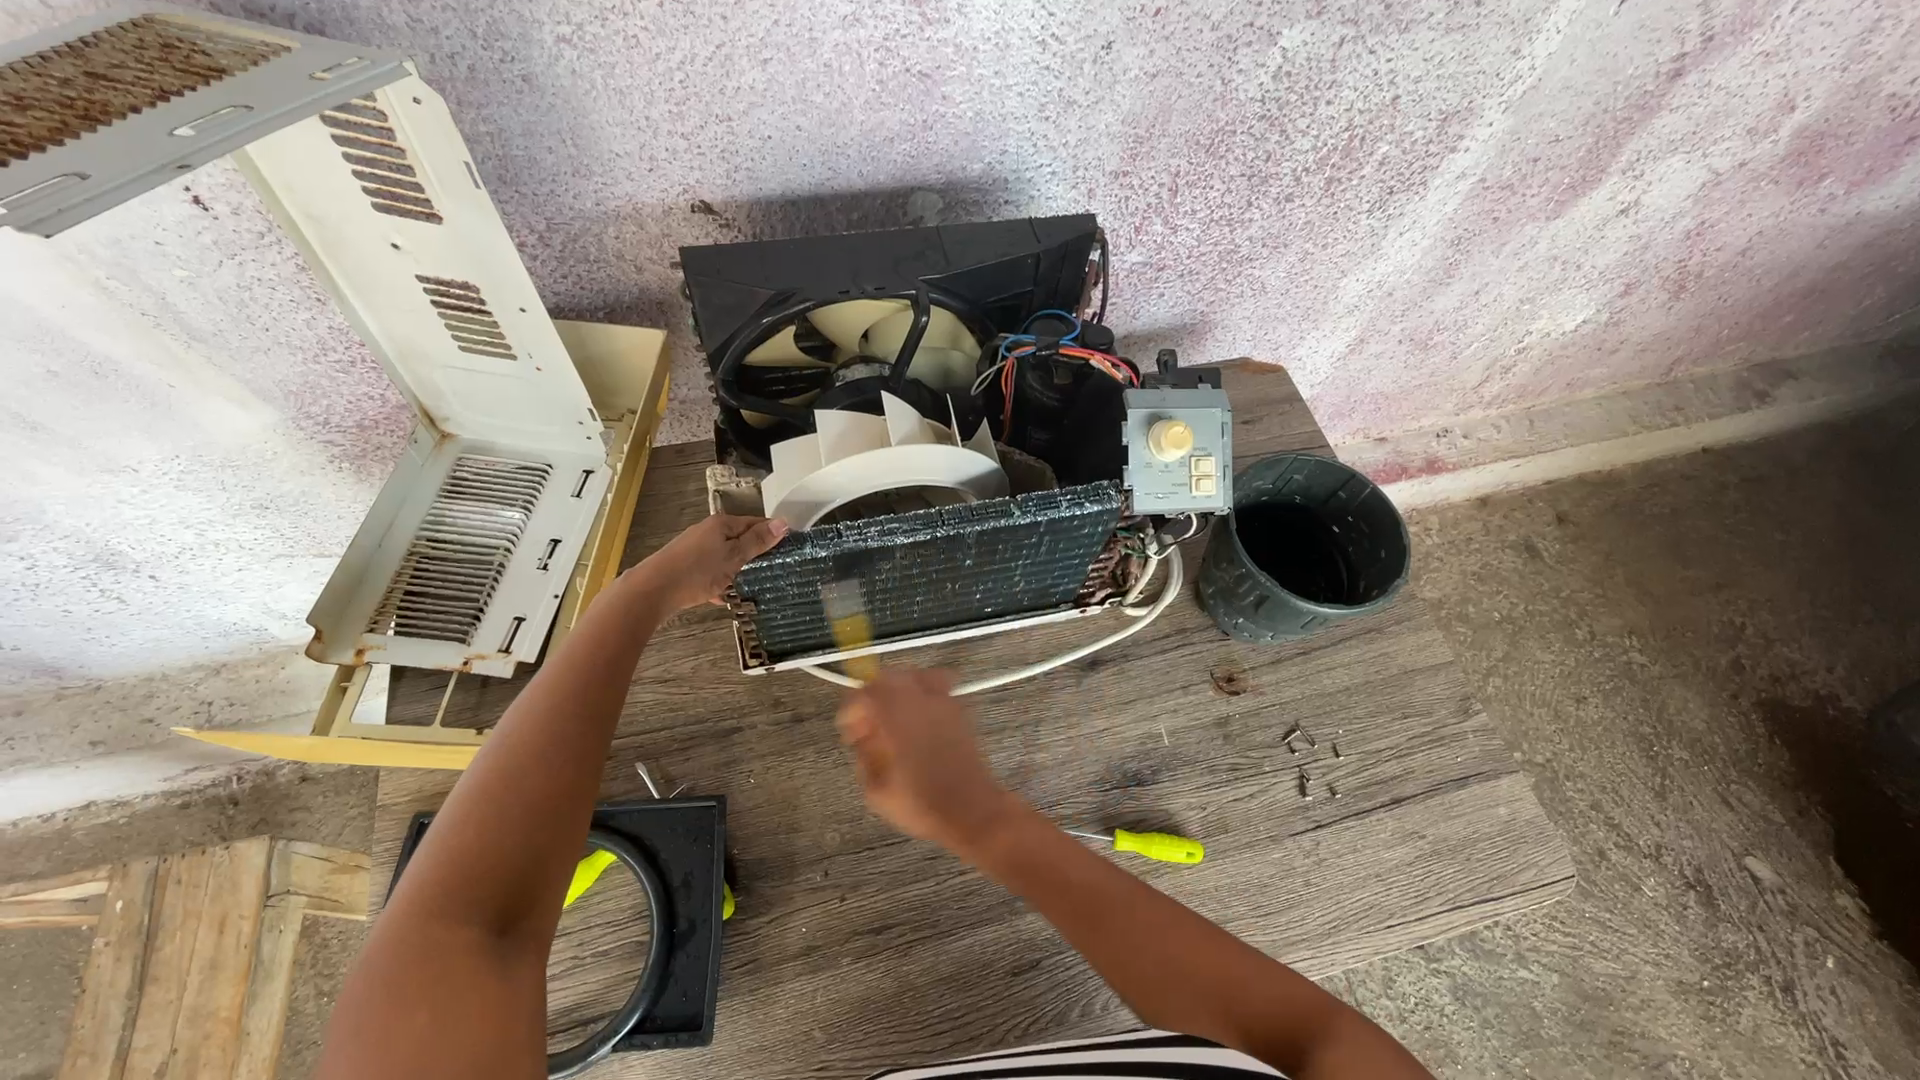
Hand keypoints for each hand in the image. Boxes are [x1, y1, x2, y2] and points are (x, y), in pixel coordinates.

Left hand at [625, 514, 786, 612]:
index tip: (789, 549)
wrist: (652, 591)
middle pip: (740, 539)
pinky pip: (711, 571)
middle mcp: (708, 531)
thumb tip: (783, 523)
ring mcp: (695, 548)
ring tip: (751, 585)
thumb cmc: (696, 571)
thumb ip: (758, 541)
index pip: (756, 523)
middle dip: (755, 554)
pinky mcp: (686, 566)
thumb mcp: (734, 556)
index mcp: (722, 524)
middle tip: (774, 570)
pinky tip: (723, 596)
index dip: (773, 534)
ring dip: (738, 569)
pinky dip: (720, 582)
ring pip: (726, 557)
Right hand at [836, 670, 1025, 852]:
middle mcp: (921, 699)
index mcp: (895, 714)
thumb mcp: (876, 789)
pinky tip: (919, 723)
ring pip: (916, 676)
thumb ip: (864, 756)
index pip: (865, 692)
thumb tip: (864, 738)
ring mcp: (945, 701)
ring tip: (894, 718)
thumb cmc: (920, 803)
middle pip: (890, 677)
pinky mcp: (961, 711)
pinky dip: (923, 697)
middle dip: (873, 697)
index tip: (849, 733)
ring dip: (899, 692)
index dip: (851, 710)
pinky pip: (938, 688)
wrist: (972, 811)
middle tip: (868, 727)